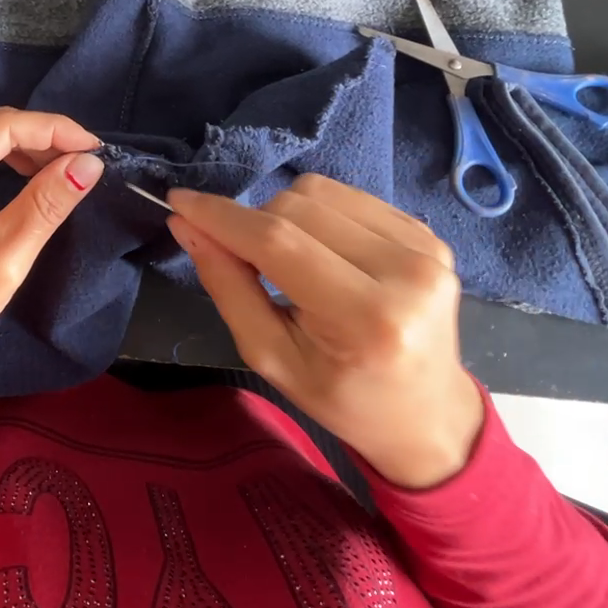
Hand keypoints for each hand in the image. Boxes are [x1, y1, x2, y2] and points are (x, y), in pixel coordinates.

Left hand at [0, 104, 102, 378]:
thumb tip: (88, 164)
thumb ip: (44, 206)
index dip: (52, 128)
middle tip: (83, 161)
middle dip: (40, 133)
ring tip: (63, 166)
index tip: (96, 148)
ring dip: (22, 140)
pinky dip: (1, 151)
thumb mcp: (1, 262)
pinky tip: (29, 169)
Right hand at [167, 174, 483, 487]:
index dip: (221, 217)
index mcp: (366, 319)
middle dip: (251, 224)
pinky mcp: (428, 234)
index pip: (277, 243)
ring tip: (290, 260)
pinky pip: (346, 196)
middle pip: (295, 208)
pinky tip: (323, 251)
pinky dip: (317, 214)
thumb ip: (227, 286)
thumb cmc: (341, 396)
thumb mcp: (270, 356)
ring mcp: (423, 249)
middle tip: (246, 262)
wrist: (427, 414)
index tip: (178, 202)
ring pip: (318, 192)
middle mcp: (406, 273)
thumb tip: (186, 224)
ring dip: (283, 214)